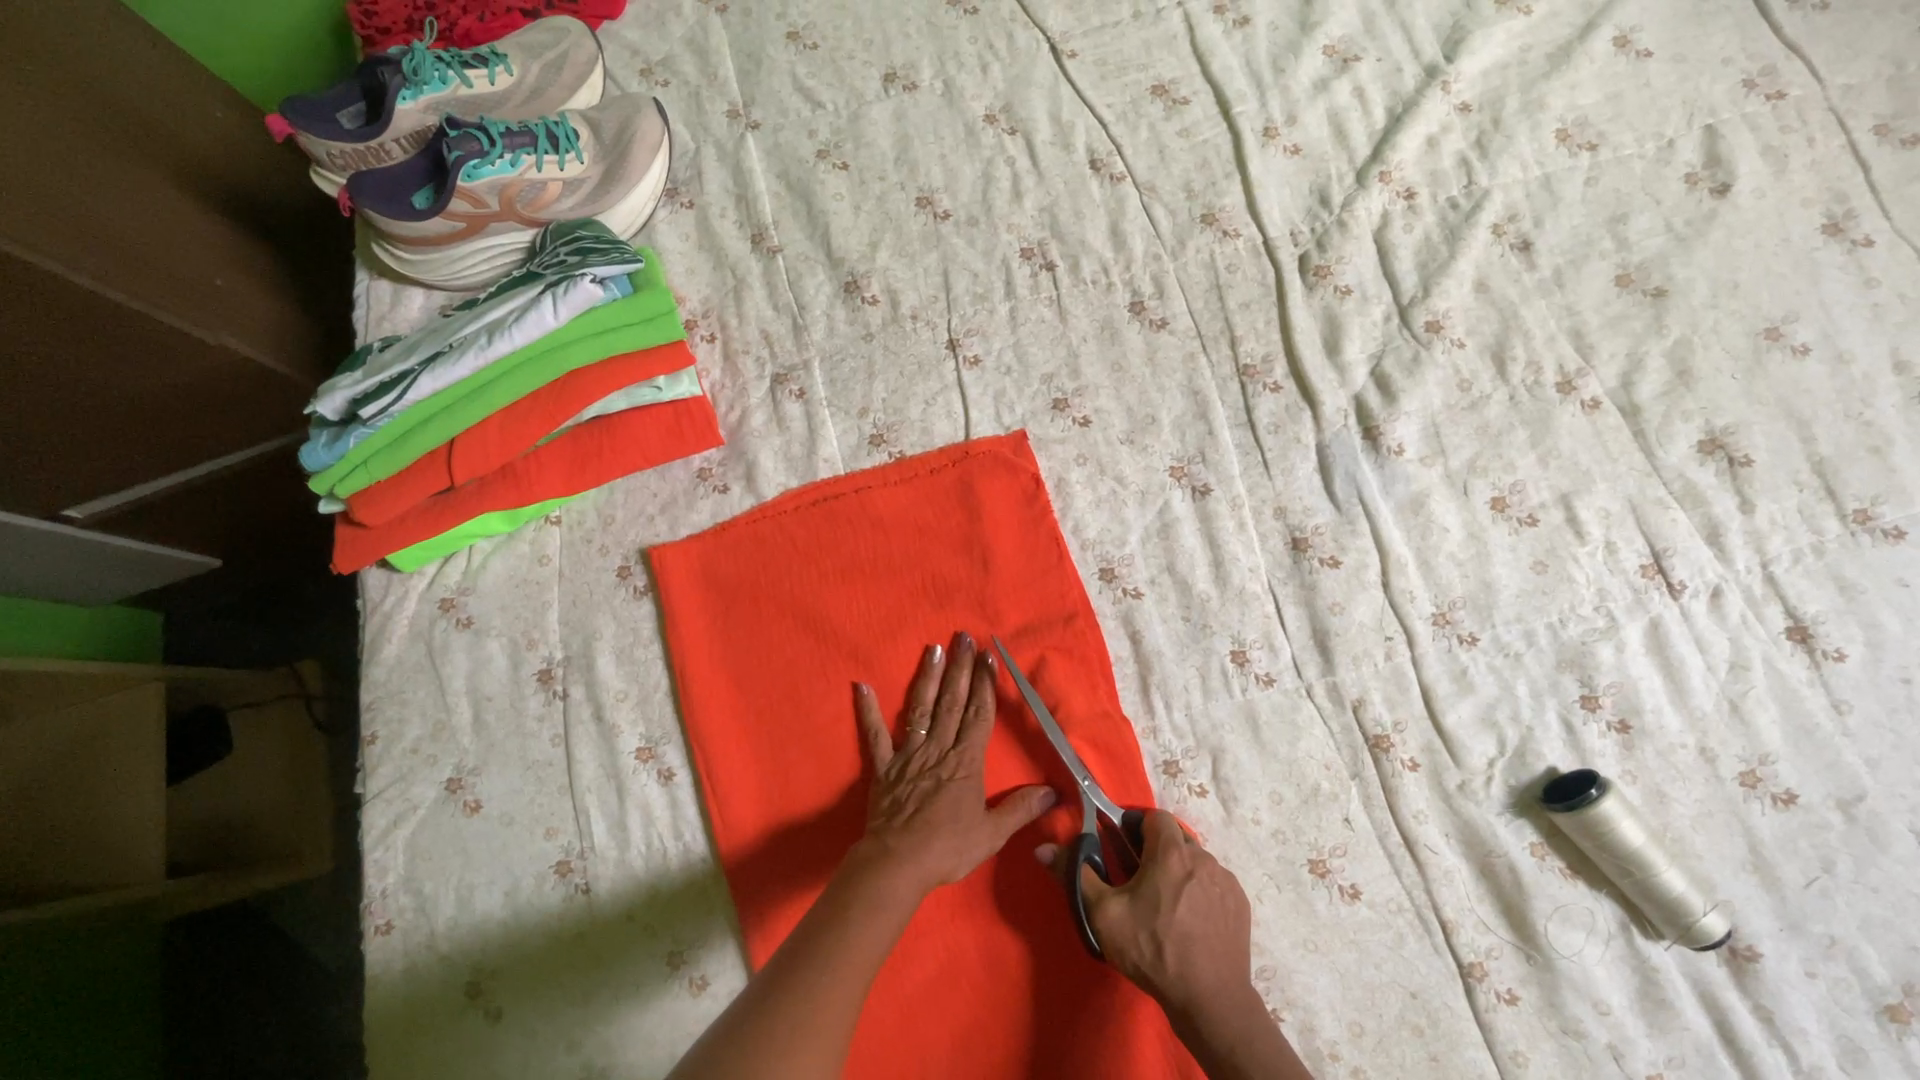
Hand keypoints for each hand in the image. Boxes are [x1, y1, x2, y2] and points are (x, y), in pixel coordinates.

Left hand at [852, 631, 1057, 895]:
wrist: (898, 863)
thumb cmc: (947, 849)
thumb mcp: (992, 833)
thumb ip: (1020, 809)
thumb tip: (1052, 792)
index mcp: (966, 762)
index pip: (979, 715)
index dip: (985, 685)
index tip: (988, 656)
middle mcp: (939, 749)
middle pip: (952, 702)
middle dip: (960, 669)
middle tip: (963, 637)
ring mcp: (908, 755)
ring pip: (920, 709)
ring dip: (926, 678)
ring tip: (933, 648)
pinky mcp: (883, 768)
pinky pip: (874, 735)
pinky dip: (868, 711)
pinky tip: (862, 686)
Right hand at [1038, 810, 1253, 1016]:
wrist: (1209, 999)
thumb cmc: (1152, 950)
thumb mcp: (1104, 914)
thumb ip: (1075, 875)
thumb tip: (1043, 848)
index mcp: (1171, 852)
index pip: (1155, 816)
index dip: (1136, 826)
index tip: (1122, 848)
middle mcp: (1203, 858)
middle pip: (1176, 838)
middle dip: (1156, 851)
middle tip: (1137, 881)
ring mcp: (1225, 881)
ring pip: (1196, 862)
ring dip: (1179, 872)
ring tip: (1163, 906)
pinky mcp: (1240, 904)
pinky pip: (1213, 884)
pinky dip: (1199, 892)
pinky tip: (1188, 922)